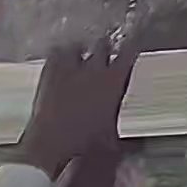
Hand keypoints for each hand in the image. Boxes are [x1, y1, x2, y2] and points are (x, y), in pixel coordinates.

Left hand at [17, 39, 138, 179]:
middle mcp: (94, 68)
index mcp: (114, 81)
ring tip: (80, 52)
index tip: (132, 43)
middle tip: (105, 50)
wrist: (52, 140)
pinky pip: (56, 53)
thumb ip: (124, 133)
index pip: (128, 54)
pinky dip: (59, 55)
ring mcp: (69, 67)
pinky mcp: (49, 71)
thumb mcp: (112, 139)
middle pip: (103, 45)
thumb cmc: (86, 141)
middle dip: (105, 47)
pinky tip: (59, 59)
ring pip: (78, 46)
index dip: (132, 46)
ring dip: (81, 49)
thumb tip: (137, 142)